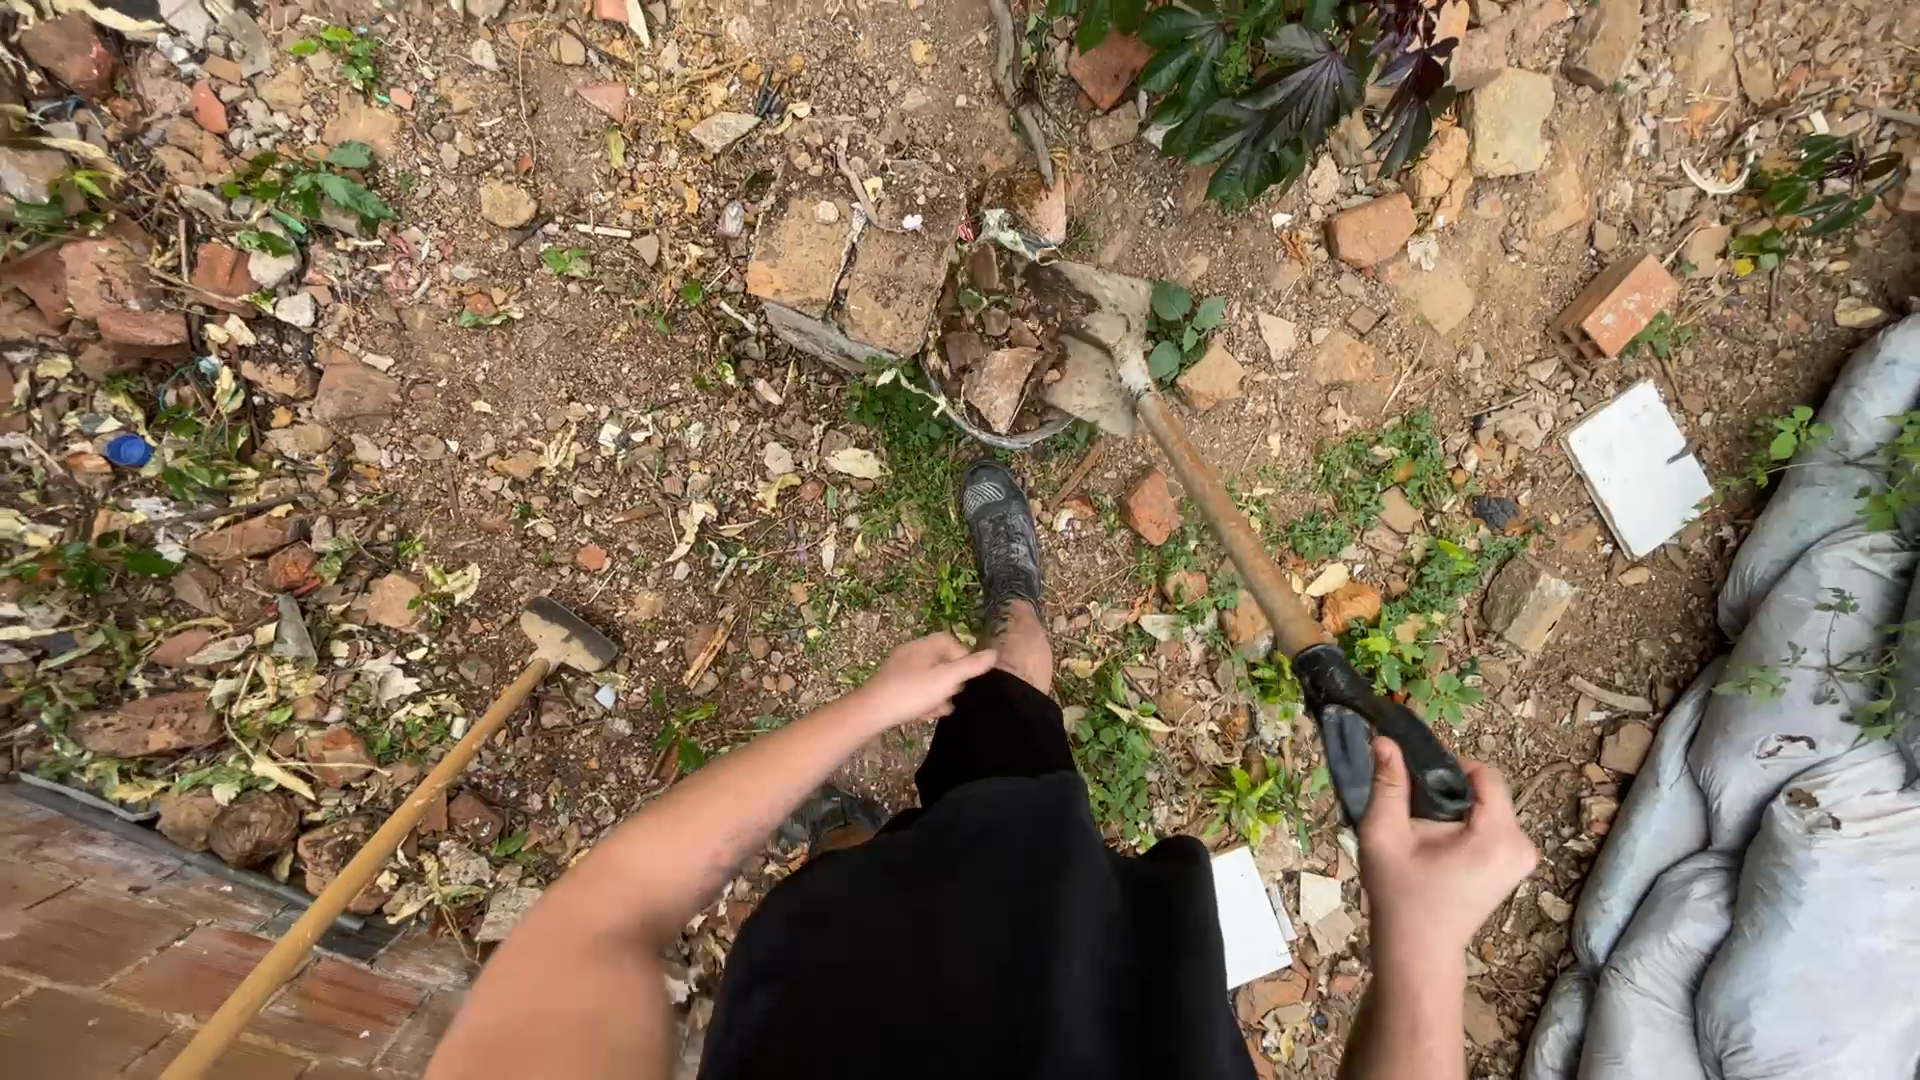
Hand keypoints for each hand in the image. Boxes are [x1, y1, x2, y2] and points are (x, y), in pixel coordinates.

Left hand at [848, 634, 997, 731]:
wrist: (871, 712)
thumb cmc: (912, 692)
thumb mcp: (947, 679)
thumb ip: (971, 666)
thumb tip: (994, 653)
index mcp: (924, 645)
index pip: (950, 642)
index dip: (964, 658)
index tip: (970, 677)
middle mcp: (911, 653)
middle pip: (939, 660)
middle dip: (952, 678)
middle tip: (957, 694)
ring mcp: (899, 670)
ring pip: (927, 677)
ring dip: (939, 692)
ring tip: (945, 708)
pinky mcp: (891, 687)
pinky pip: (914, 690)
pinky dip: (924, 700)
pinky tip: (928, 714)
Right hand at [1358, 737, 1536, 968]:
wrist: (1418, 945)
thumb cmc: (1399, 890)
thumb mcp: (1384, 832)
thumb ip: (1388, 784)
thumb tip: (1385, 740)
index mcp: (1497, 836)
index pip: (1485, 774)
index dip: (1448, 765)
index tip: (1414, 778)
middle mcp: (1522, 845)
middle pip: (1486, 790)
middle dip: (1447, 788)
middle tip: (1411, 806)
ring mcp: (1522, 858)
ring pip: (1487, 805)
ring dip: (1454, 805)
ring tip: (1420, 826)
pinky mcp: (1514, 866)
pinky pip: (1491, 824)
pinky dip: (1464, 822)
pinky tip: (1435, 841)